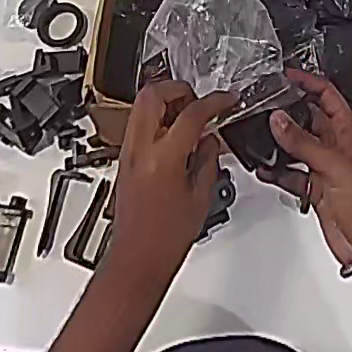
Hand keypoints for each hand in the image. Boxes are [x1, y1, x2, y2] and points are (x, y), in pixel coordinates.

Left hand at [109, 81, 237, 282]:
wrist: (135, 262)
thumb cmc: (164, 240)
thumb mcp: (200, 196)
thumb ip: (208, 158)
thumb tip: (210, 138)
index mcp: (163, 158)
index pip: (191, 113)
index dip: (215, 101)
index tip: (227, 100)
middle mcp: (140, 150)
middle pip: (154, 93)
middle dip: (180, 89)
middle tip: (198, 101)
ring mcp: (128, 153)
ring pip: (142, 103)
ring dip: (168, 101)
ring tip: (188, 117)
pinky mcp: (124, 159)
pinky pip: (139, 123)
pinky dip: (158, 118)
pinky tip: (176, 135)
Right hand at [257, 67, 351, 266]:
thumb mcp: (334, 166)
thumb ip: (303, 143)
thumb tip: (279, 119)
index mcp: (347, 131)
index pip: (327, 95)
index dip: (308, 81)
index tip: (287, 75)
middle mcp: (335, 146)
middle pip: (309, 118)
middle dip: (288, 110)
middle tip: (266, 104)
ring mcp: (325, 167)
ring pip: (297, 145)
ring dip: (280, 142)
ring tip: (259, 134)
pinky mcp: (315, 189)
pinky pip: (292, 173)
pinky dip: (277, 171)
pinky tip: (264, 169)